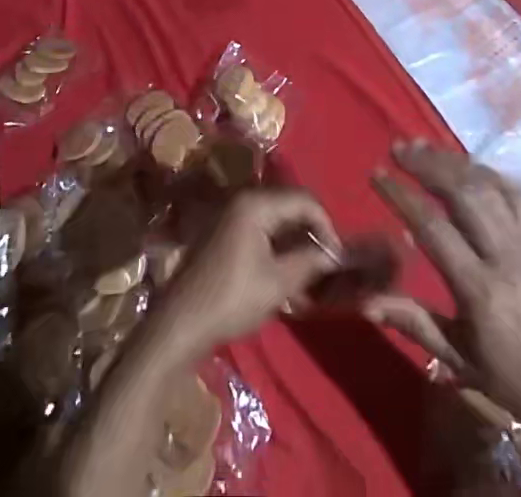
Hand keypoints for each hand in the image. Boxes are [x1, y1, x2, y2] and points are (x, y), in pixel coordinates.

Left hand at [150, 189, 341, 352]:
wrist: (182, 321)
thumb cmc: (232, 298)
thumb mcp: (279, 282)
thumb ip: (310, 261)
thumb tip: (334, 255)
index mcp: (255, 204)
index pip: (305, 200)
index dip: (327, 226)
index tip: (338, 258)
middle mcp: (241, 200)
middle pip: (289, 206)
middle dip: (312, 232)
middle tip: (327, 264)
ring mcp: (229, 215)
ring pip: (275, 219)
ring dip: (295, 241)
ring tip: (311, 272)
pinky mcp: (223, 232)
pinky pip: (259, 230)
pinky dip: (277, 246)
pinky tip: (287, 272)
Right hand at [366, 140, 520, 451]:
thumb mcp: (463, 361)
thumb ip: (414, 323)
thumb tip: (365, 302)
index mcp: (481, 288)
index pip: (433, 227)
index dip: (401, 196)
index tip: (376, 173)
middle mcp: (507, 256)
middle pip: (465, 193)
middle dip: (428, 164)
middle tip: (398, 148)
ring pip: (491, 187)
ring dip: (455, 162)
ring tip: (424, 147)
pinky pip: (515, 196)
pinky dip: (487, 174)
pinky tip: (467, 166)